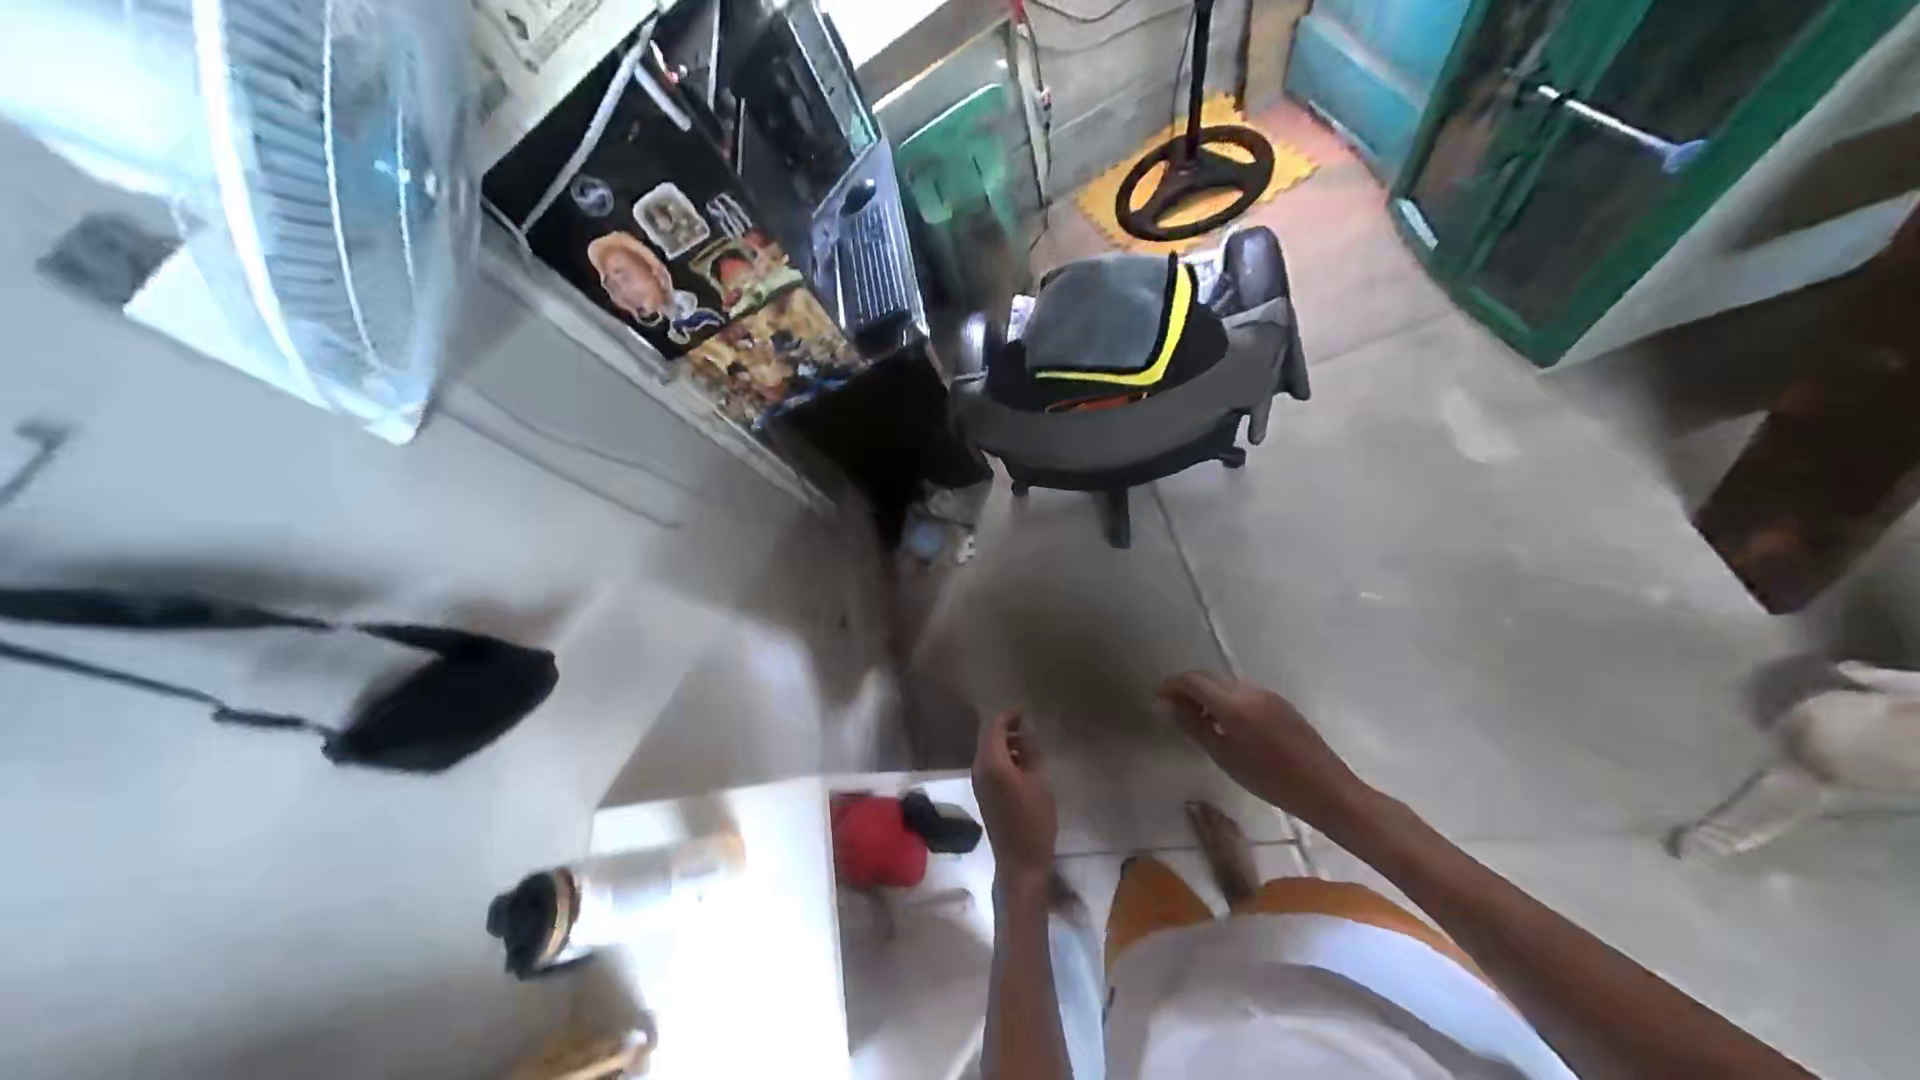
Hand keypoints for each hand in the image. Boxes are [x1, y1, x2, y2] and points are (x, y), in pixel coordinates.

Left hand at [972, 708, 1056, 883]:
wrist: (1019, 861)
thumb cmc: (1034, 820)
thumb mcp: (1039, 781)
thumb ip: (1031, 751)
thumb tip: (1026, 729)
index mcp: (992, 763)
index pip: (994, 727)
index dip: (1008, 716)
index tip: (1025, 712)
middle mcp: (979, 769)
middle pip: (988, 737)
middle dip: (1006, 728)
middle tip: (1029, 725)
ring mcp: (979, 782)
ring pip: (989, 751)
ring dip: (1006, 743)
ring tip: (1030, 744)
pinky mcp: (983, 793)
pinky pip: (990, 765)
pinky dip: (1004, 757)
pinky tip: (1023, 764)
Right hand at [1159, 672, 1376, 831]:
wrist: (1326, 789)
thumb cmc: (1270, 780)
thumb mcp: (1224, 756)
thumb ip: (1193, 726)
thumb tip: (1167, 705)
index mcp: (1233, 704)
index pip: (1193, 681)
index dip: (1171, 686)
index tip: (1158, 699)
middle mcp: (1249, 691)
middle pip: (1209, 677)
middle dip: (1188, 688)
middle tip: (1173, 710)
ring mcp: (1268, 695)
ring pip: (1227, 683)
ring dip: (1207, 693)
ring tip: (1198, 719)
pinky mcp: (1280, 703)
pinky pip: (1243, 691)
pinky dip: (1226, 699)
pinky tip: (1225, 724)